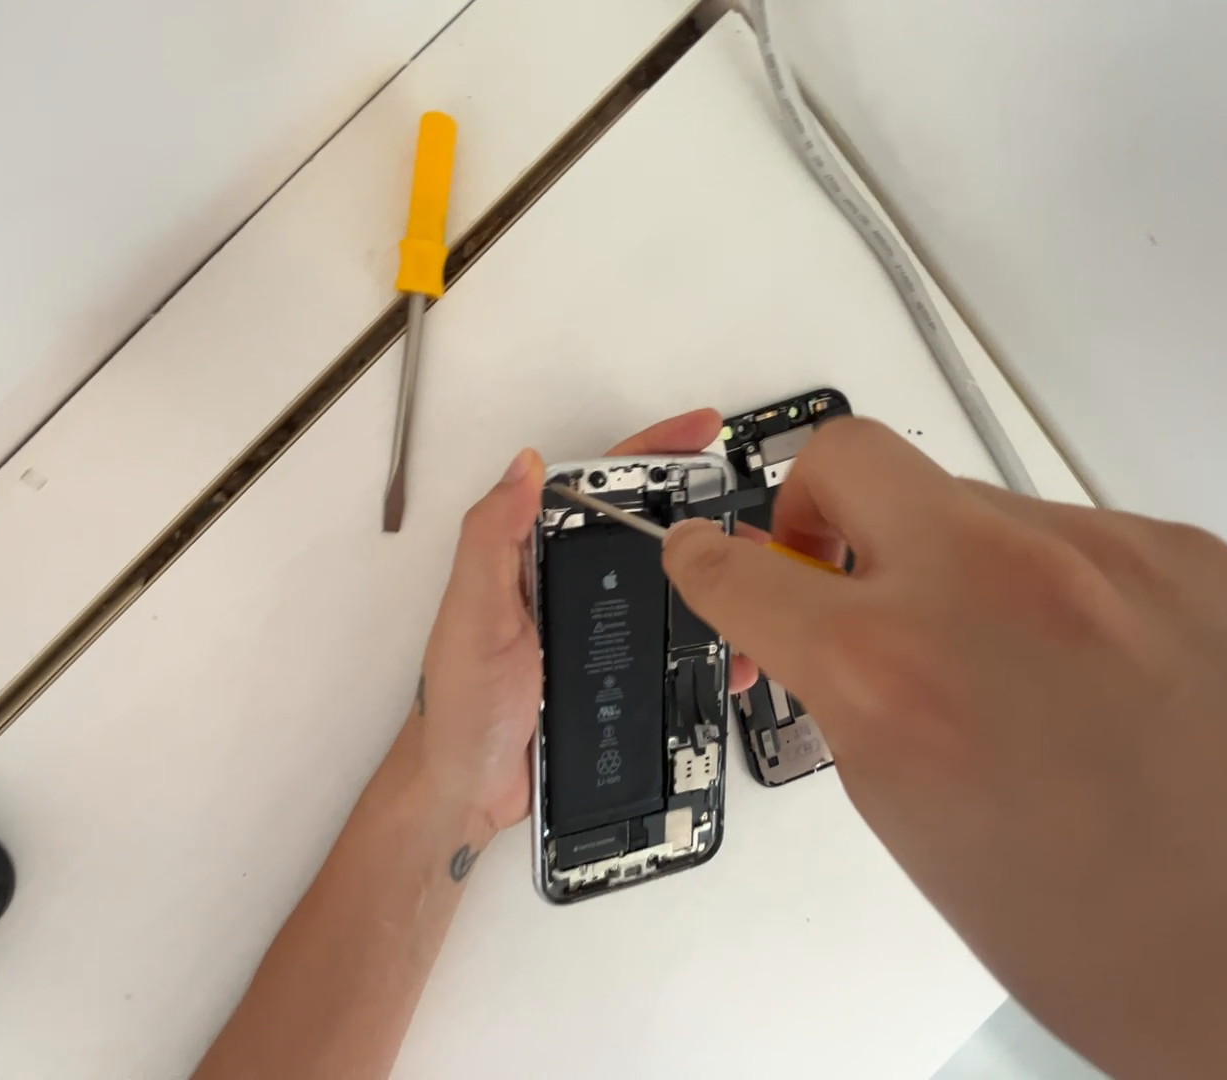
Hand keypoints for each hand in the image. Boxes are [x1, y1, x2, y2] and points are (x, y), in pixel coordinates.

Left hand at [409, 409, 758, 836]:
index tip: (702, 433)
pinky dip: (702, 643)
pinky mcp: (610, 672)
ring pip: (663, 589)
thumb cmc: (463, 702)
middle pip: (642, 535)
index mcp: (533, 558)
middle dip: (699, 522)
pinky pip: (666, 644)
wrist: (469, 788)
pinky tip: (733, 652)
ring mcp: (592, 630)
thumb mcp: (474, 614)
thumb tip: (525, 464)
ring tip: (763, 591)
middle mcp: (566, 584)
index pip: (596, 491)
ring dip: (711, 583)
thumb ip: (491, 538)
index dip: (648, 455)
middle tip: (753, 531)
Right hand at [661, 418, 1226, 1078]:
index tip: (698, 555)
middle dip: (807, 503)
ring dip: (929, 558)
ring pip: (954, 499)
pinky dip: (1020, 579)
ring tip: (980, 654)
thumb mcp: (893, 801)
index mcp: (888, 673)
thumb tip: (804, 612)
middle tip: (830, 571)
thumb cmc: (1074, 926)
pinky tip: (1068, 662)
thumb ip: (832, 679)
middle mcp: (985, 582)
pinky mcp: (1186, 551)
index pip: (741, 569)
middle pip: (843, 452)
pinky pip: (1048, 533)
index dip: (700, 560)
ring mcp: (1100, 552)